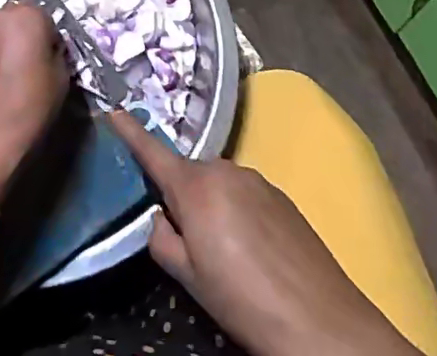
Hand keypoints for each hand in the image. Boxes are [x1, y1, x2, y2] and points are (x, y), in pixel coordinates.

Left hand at [0, 3, 69, 157]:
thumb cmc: (33, 101)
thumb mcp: (62, 75)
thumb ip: (56, 51)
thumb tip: (48, 48)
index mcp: (28, 15)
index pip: (43, 16)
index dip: (46, 36)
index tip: (46, 56)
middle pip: (15, 16)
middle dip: (22, 32)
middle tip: (26, 60)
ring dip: (2, 40)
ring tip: (5, 70)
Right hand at [108, 111, 421, 355]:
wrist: (323, 326)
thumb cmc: (243, 299)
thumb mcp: (187, 277)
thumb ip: (161, 238)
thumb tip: (161, 218)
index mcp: (194, 186)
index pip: (152, 151)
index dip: (130, 131)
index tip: (113, 110)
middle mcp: (224, 170)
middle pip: (188, 173)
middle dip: (182, 195)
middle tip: (188, 238)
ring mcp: (257, 180)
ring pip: (218, 184)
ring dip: (213, 204)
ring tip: (226, 250)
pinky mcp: (283, 196)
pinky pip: (245, 194)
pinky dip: (239, 212)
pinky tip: (253, 250)